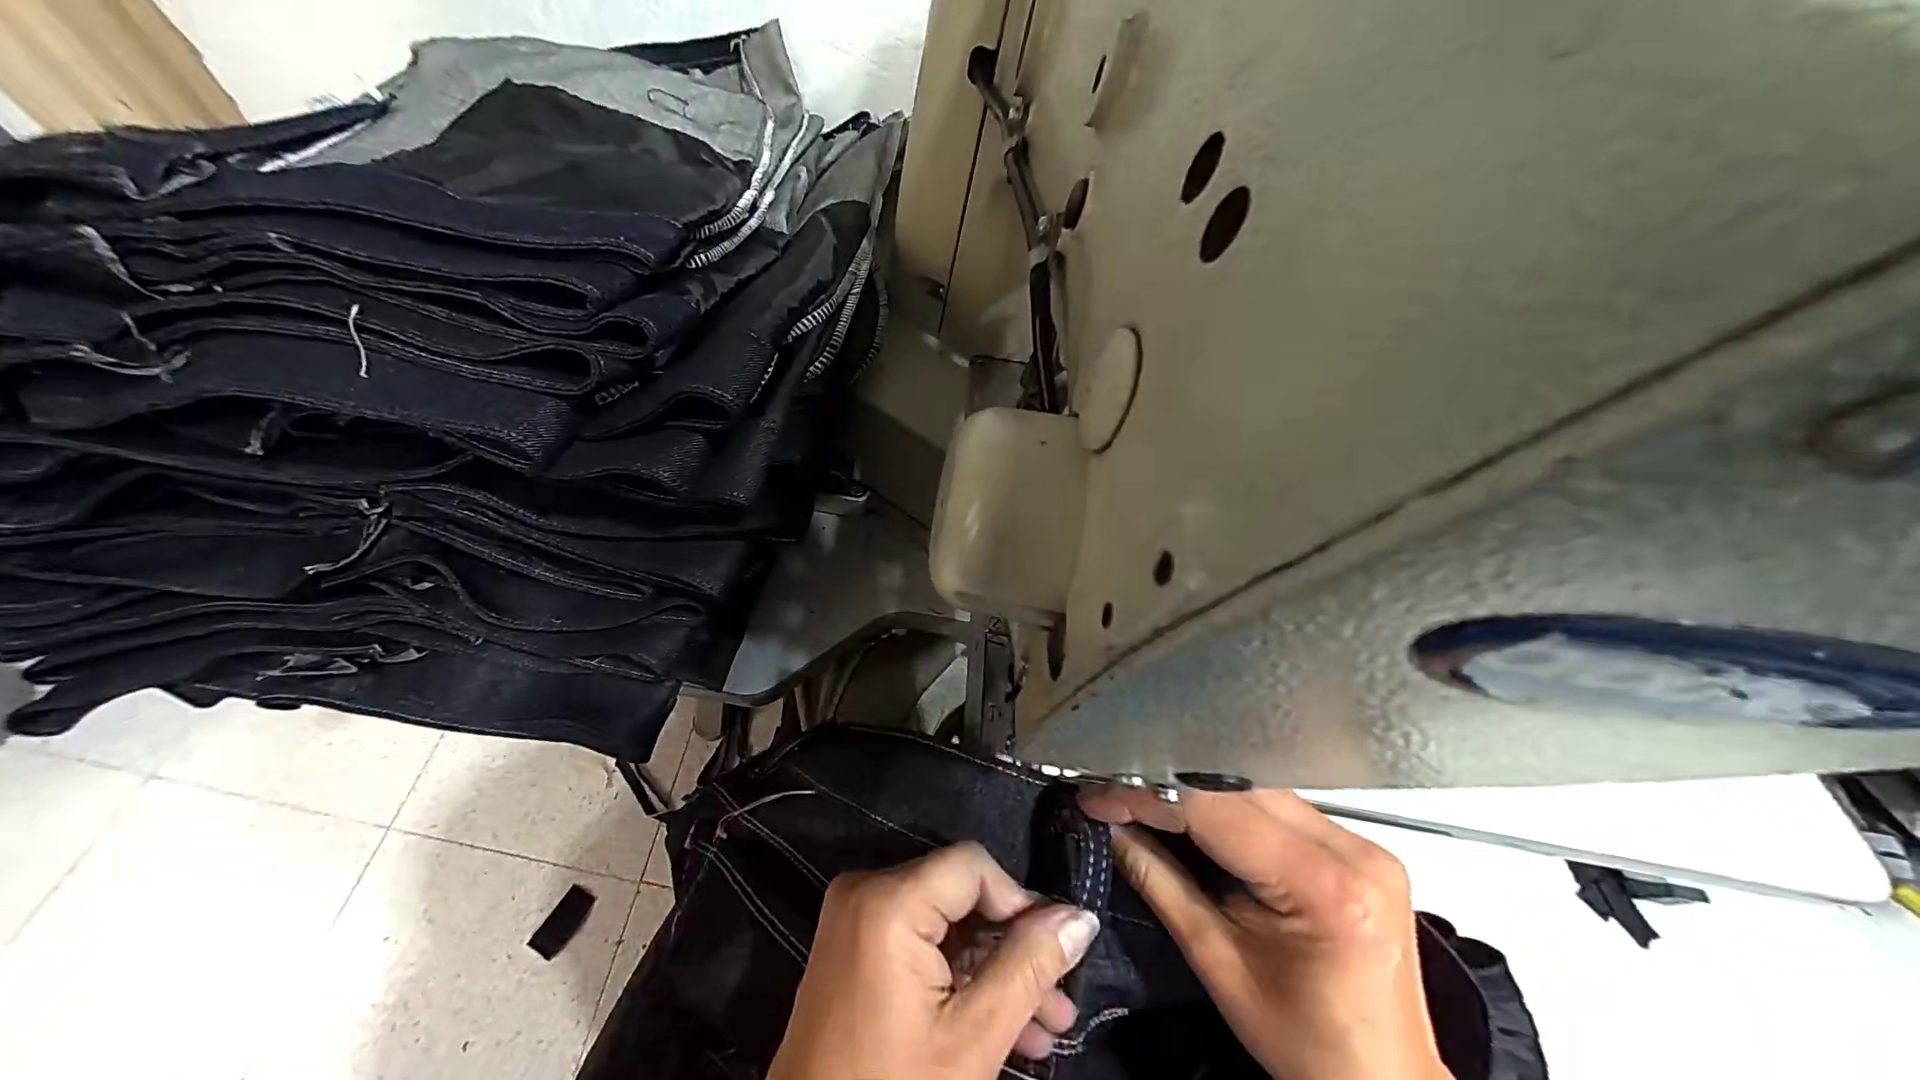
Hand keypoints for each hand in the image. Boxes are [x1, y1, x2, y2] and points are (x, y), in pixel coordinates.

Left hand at [769, 841, 1101, 1079]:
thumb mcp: (974, 1036)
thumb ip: (1030, 965)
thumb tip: (1079, 917)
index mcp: (887, 900)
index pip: (974, 866)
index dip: (1021, 903)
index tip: (1056, 952)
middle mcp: (866, 891)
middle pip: (962, 896)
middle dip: (1015, 948)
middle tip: (1059, 999)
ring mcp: (856, 919)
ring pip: (947, 924)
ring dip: (995, 970)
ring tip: (1044, 1027)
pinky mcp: (855, 947)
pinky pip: (921, 942)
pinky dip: (960, 975)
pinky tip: (1004, 1025)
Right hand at [1079, 785, 1447, 1079]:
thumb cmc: (1308, 1044)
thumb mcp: (1217, 962)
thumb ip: (1159, 883)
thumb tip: (1113, 827)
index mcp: (1323, 887)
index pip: (1216, 808)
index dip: (1148, 795)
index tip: (1100, 797)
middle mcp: (1353, 852)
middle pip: (1237, 787)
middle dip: (1166, 788)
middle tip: (1115, 797)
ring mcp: (1363, 845)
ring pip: (1256, 787)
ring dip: (1195, 792)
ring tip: (1146, 804)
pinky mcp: (1361, 847)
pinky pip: (1279, 805)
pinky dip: (1229, 806)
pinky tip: (1196, 817)